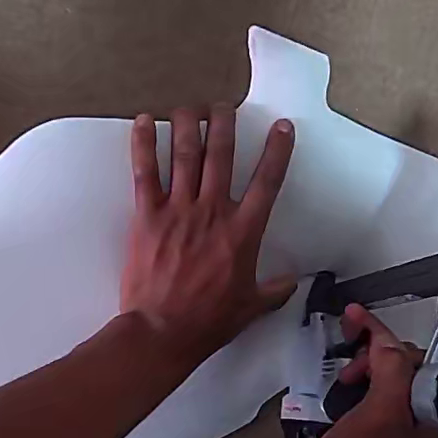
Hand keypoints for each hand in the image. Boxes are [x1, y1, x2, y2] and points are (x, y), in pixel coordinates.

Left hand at [121, 104, 297, 366]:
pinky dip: (144, 145)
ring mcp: (178, 211)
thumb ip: (275, 291)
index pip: (266, 182)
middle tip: (224, 106)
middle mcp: (212, 212)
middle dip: (224, 123)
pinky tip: (144, 122)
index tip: (282, 127)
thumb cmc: (208, 320)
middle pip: (221, 155)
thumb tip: (293, 283)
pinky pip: (145, 173)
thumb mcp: (251, 307)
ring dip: (188, 124)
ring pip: (185, 155)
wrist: (162, 331)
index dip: (277, 151)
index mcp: (242, 232)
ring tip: (191, 106)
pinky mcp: (147, 216)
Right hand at [307, 305, 437, 437]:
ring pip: (395, 375)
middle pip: (411, 366)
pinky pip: (383, 390)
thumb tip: (385, 339)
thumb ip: (390, 369)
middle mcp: (437, 418)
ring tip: (346, 377)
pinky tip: (349, 383)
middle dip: (377, 356)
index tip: (362, 324)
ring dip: (368, 366)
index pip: (426, 362)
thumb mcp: (380, 411)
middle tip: (350, 360)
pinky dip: (365, 379)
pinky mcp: (392, 426)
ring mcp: (414, 423)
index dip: (392, 343)